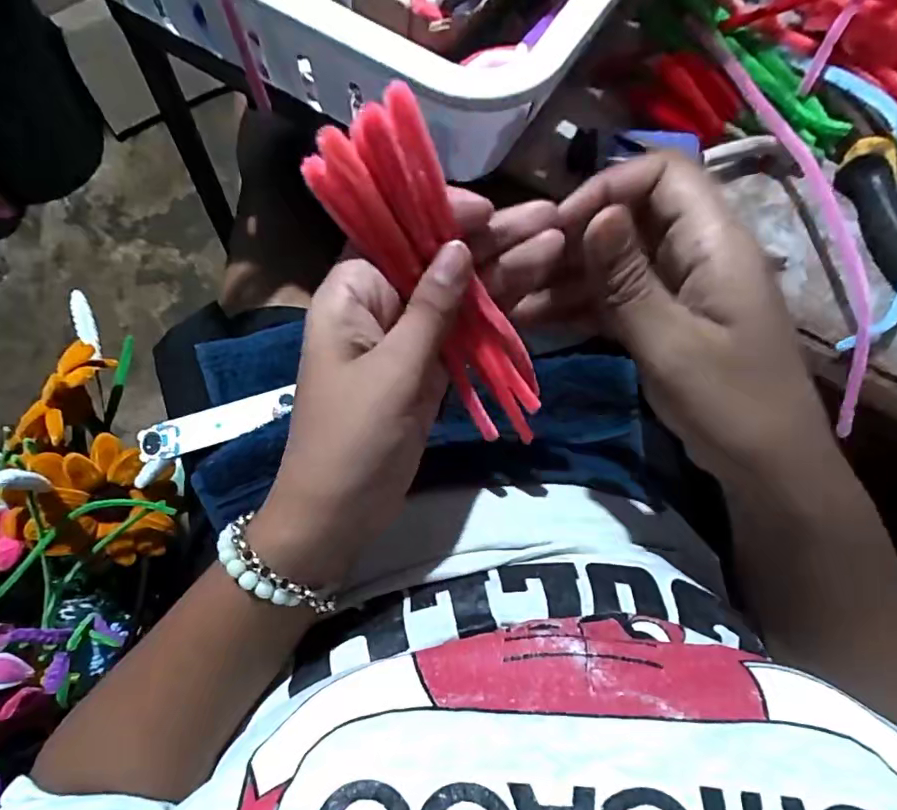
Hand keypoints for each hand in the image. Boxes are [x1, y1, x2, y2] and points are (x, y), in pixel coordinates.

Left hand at [249, 189, 563, 589]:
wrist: (339, 511)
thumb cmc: (353, 440)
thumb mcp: (393, 371)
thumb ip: (430, 309)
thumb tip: (458, 248)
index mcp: (350, 293)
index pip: (394, 231)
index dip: (441, 213)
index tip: (490, 211)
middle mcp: (378, 306)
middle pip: (435, 260)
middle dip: (490, 241)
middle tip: (551, 220)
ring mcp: (406, 341)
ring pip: (457, 298)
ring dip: (503, 274)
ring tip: (557, 245)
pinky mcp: (426, 372)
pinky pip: (462, 335)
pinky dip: (495, 319)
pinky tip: (535, 294)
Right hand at [527, 153, 824, 479]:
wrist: (768, 465)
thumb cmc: (728, 403)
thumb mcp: (670, 343)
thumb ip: (629, 280)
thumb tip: (595, 214)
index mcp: (714, 242)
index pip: (663, 174)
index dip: (607, 187)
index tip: (558, 226)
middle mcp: (700, 255)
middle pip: (633, 219)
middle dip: (576, 238)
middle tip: (522, 269)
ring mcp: (685, 291)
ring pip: (621, 264)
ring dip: (571, 279)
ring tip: (517, 300)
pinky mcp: (672, 325)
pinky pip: (624, 301)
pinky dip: (586, 309)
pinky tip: (540, 322)